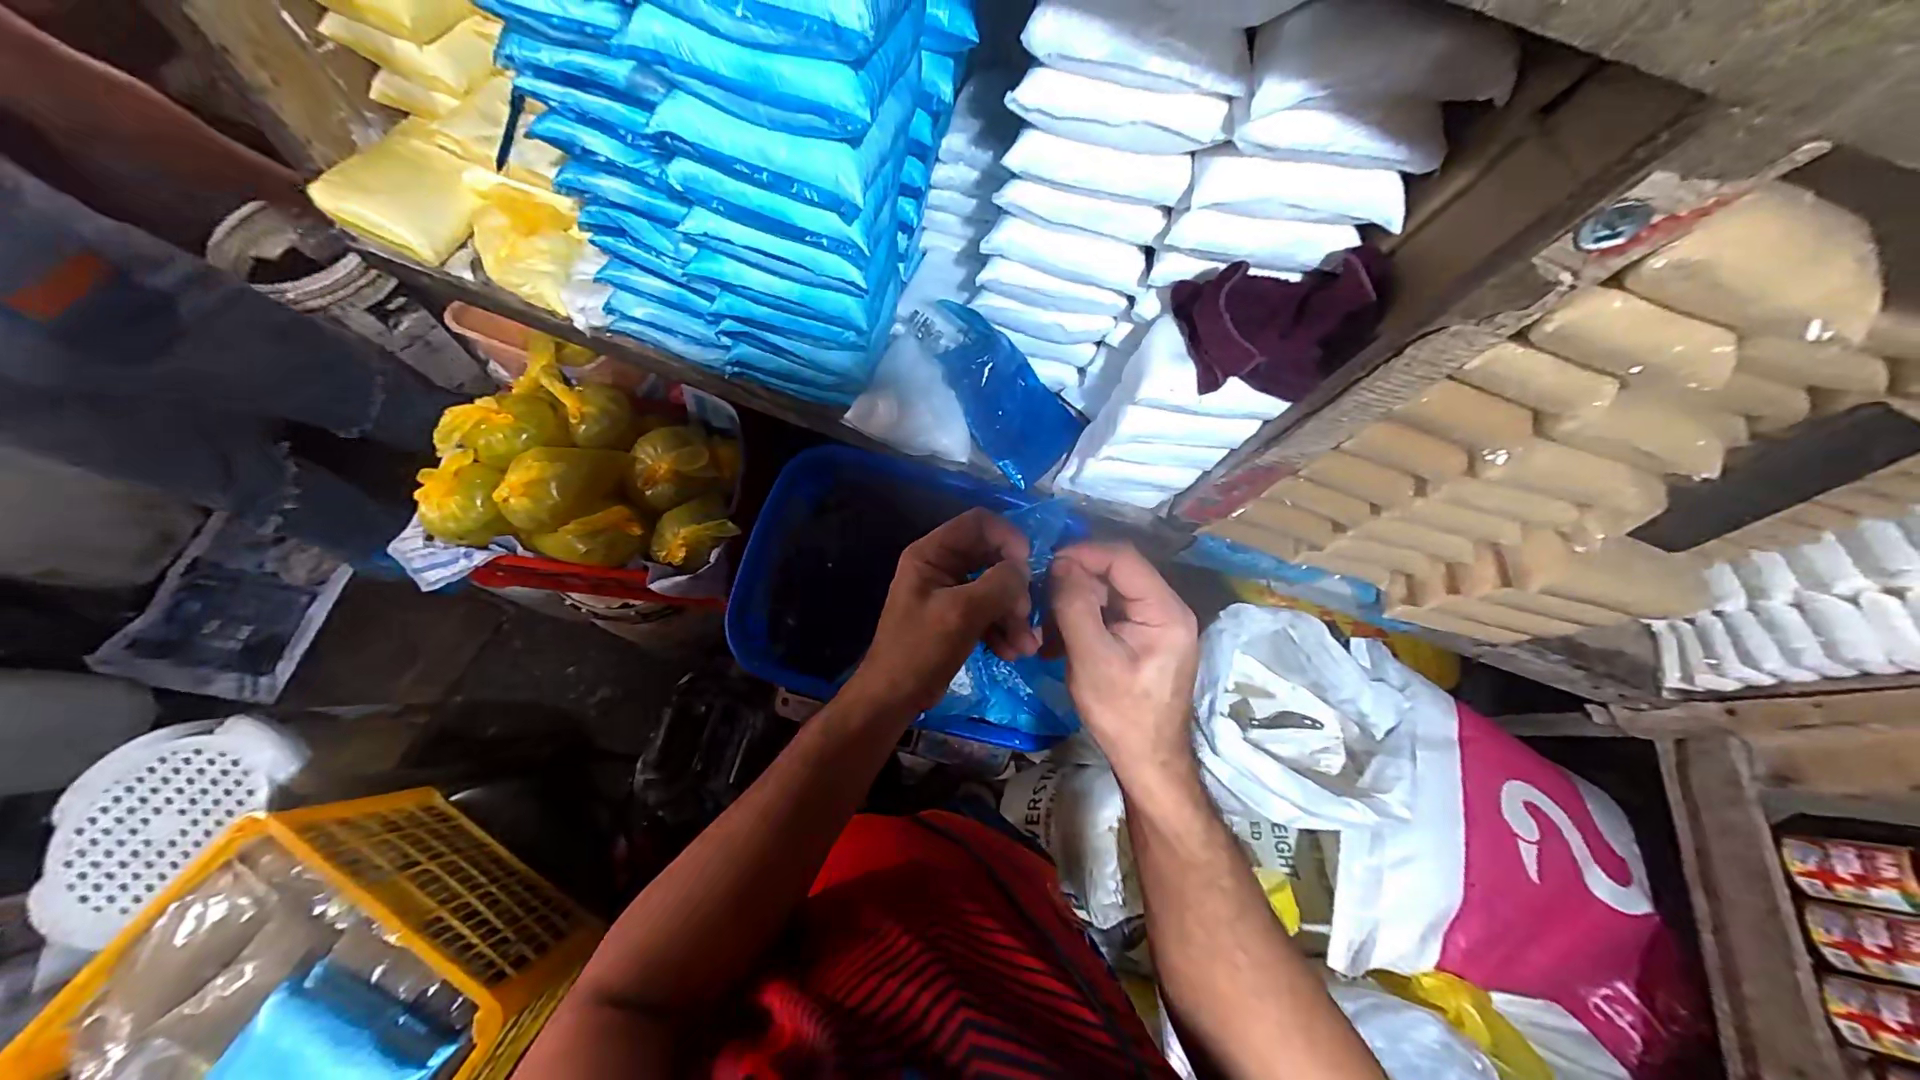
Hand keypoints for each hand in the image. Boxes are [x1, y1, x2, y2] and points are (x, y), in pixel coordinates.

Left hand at [843, 509, 1040, 717]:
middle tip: (1025, 615)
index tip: (1028, 565)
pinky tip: (1011, 652)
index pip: (978, 523)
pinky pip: (990, 611)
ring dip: (1013, 614)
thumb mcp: (962, 613)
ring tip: (1024, 645)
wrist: (894, 697)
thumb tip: (1024, 570)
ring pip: (995, 588)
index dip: (1008, 537)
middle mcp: (941, 566)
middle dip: (1014, 587)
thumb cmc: (920, 650)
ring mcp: (950, 592)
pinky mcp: (958, 618)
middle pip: (992, 557)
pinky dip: (1003, 629)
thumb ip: (998, 584)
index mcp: (931, 553)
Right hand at [1051, 543, 1200, 783]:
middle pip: (1114, 575)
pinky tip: (1056, 644)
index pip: (1123, 558)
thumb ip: (1075, 606)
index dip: (1083, 553)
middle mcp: (1166, 609)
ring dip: (1072, 606)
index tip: (1046, 565)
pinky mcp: (1142, 638)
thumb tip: (1060, 564)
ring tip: (1045, 632)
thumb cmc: (1122, 713)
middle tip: (1039, 602)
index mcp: (1165, 610)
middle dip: (1073, 584)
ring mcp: (1155, 624)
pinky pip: (1108, 615)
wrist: (1146, 760)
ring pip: (1106, 594)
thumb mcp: (1091, 658)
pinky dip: (1081, 622)